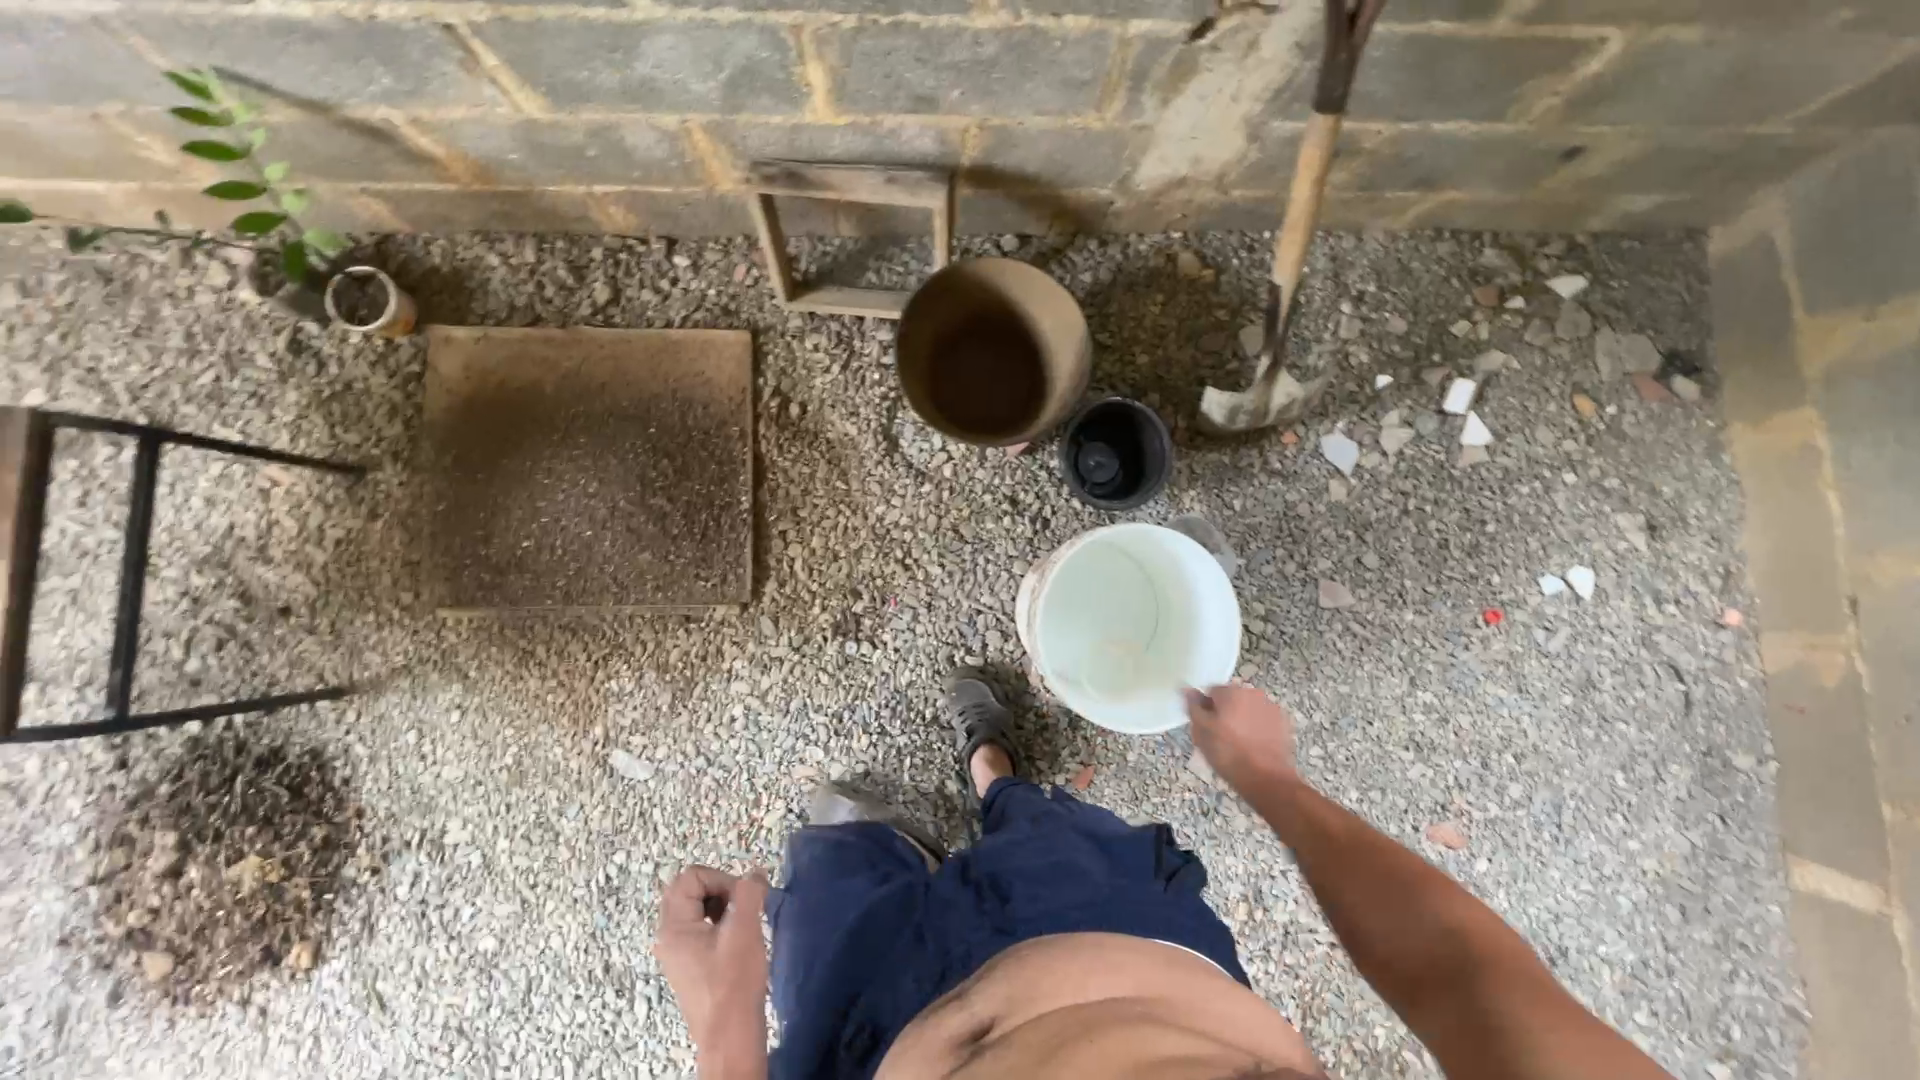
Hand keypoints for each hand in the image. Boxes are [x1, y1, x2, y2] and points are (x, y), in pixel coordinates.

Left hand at [654, 866, 770, 1068]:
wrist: (730, 1036)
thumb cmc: (734, 983)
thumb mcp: (744, 930)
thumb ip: (749, 892)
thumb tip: (755, 873)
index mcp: (673, 926)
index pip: (691, 877)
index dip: (721, 879)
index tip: (742, 899)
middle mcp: (667, 936)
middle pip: (689, 889)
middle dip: (720, 889)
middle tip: (743, 907)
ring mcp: (676, 951)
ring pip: (696, 908)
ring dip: (722, 906)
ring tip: (742, 924)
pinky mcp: (688, 963)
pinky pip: (699, 927)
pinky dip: (719, 923)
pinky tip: (737, 939)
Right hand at [1184, 683, 1299, 794]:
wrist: (1266, 778)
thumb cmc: (1228, 753)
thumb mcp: (1201, 731)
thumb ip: (1193, 707)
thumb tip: (1188, 690)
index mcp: (1231, 691)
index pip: (1211, 692)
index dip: (1206, 709)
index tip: (1206, 727)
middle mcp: (1253, 693)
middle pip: (1231, 698)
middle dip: (1225, 713)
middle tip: (1219, 736)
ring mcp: (1271, 708)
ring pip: (1248, 709)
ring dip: (1242, 720)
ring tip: (1238, 744)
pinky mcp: (1283, 724)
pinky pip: (1262, 720)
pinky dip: (1257, 729)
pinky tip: (1253, 746)